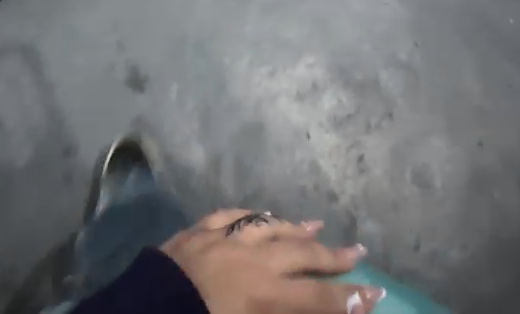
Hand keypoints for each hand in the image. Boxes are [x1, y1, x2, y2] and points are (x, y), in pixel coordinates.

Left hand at [159, 210, 384, 313]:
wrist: (142, 310)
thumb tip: (303, 307)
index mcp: (263, 295)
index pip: (317, 297)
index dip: (349, 300)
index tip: (377, 294)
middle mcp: (250, 260)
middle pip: (299, 255)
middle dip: (332, 256)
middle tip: (359, 251)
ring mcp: (222, 240)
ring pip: (268, 227)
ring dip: (294, 227)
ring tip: (317, 226)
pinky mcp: (196, 231)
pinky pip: (230, 217)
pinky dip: (251, 216)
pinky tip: (261, 214)